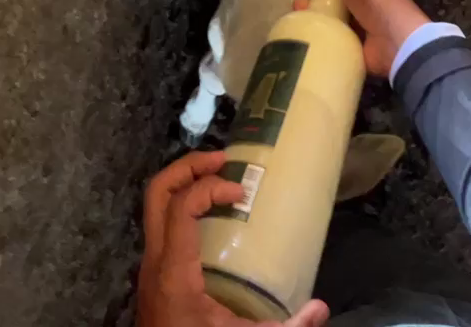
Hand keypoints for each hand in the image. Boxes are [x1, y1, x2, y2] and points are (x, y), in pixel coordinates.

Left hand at [137, 152, 330, 326]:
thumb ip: (284, 326)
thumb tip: (320, 309)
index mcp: (173, 273)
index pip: (179, 207)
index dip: (208, 188)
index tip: (240, 193)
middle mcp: (154, 261)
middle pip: (158, 192)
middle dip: (188, 167)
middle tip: (223, 161)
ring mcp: (150, 266)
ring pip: (155, 205)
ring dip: (184, 182)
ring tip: (219, 177)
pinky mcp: (154, 274)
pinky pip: (162, 223)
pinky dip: (182, 204)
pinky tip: (212, 214)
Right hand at [313, 0, 431, 77]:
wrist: (394, 42)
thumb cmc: (377, 0)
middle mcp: (367, 4)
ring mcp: (361, 27)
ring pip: (332, 17)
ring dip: (314, 14)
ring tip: (299, 11)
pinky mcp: (354, 46)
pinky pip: (332, 37)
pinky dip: (318, 33)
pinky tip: (305, 29)